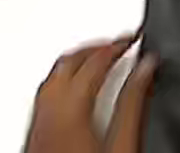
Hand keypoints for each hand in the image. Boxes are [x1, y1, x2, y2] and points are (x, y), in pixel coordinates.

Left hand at [25, 36, 157, 152]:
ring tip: (100, 58)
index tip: (135, 38)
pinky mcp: (31, 142)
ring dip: (77, 60)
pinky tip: (76, 90)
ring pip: (53, 76)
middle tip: (120, 44)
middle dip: (97, 46)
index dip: (120, 43)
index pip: (97, 58)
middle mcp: (49, 112)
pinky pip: (44, 96)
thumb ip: (135, 101)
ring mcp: (36, 128)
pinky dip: (62, 80)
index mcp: (72, 107)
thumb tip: (148, 66)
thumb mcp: (124, 146)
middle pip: (70, 60)